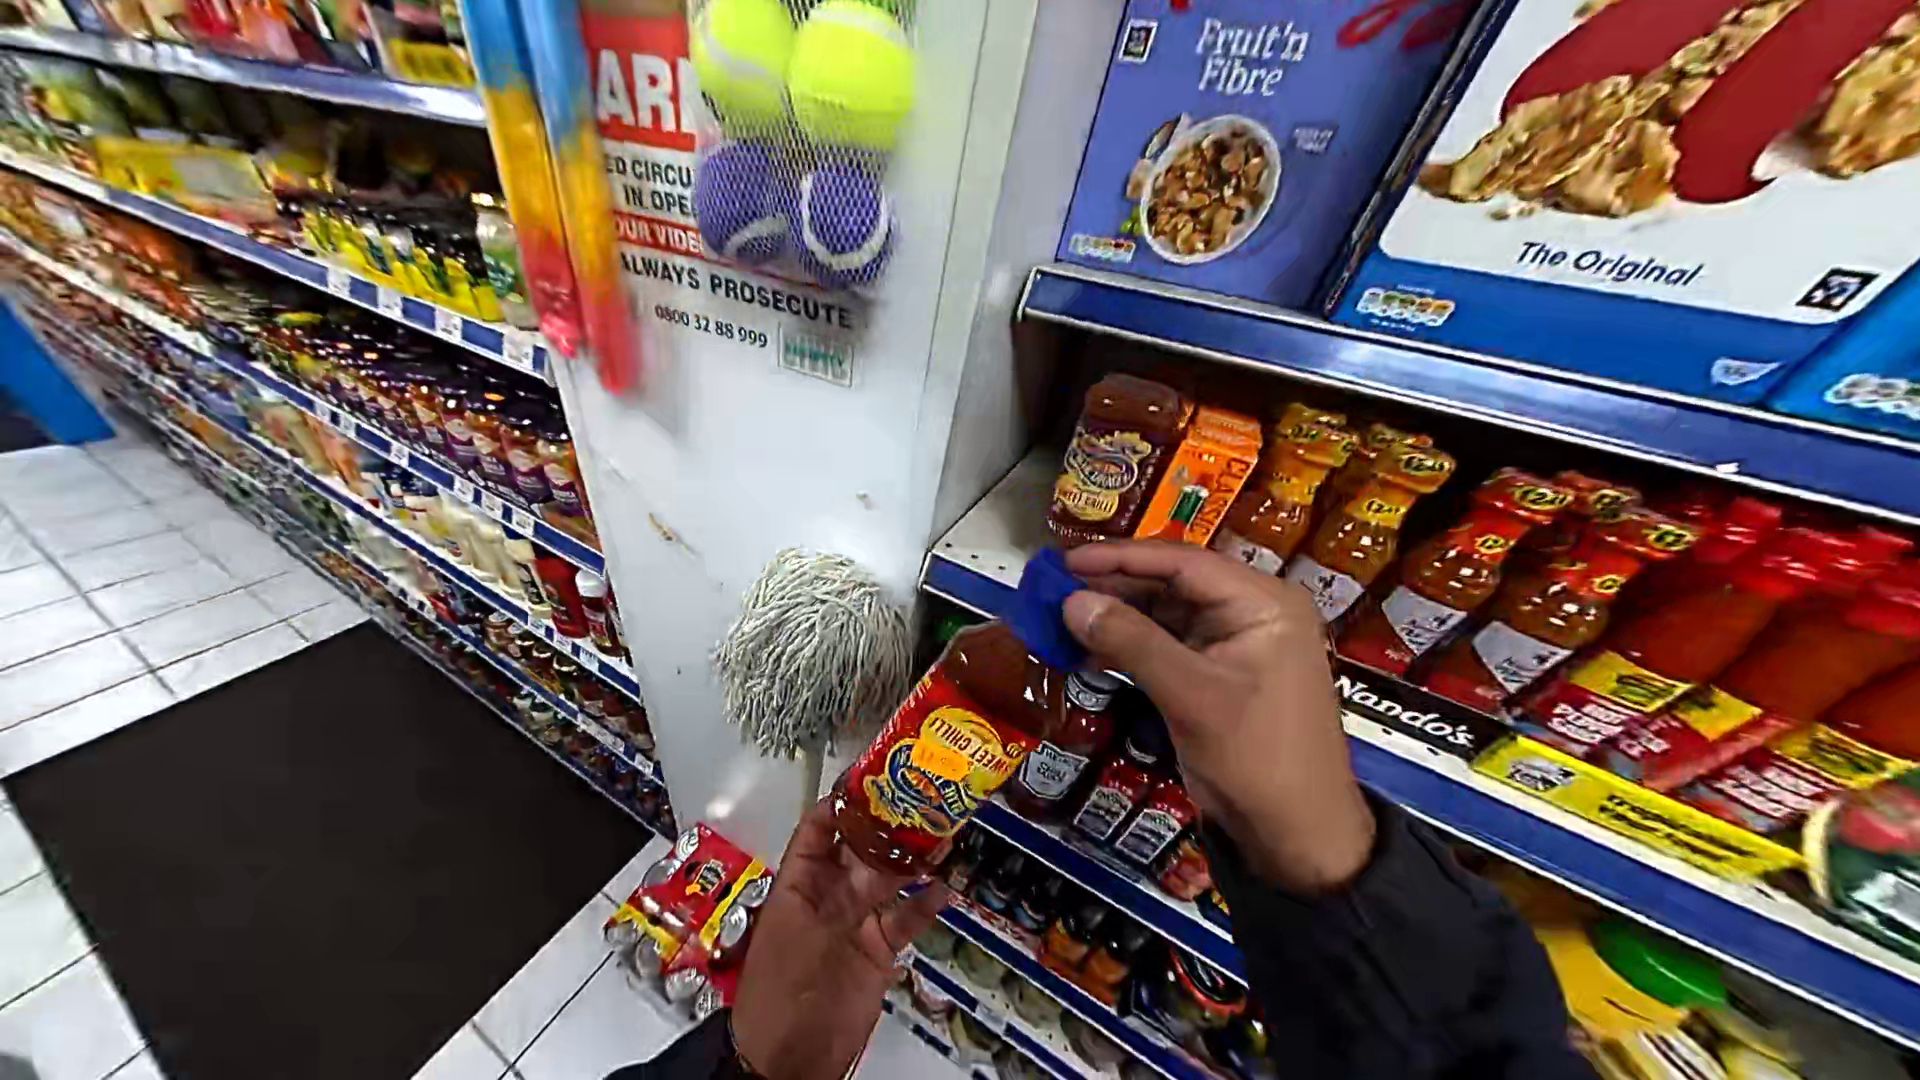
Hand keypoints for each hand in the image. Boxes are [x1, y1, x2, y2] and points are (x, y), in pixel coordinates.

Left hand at [731, 799, 950, 1079]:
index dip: (843, 801)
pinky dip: (924, 904)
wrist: (790, 1062)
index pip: (820, 827)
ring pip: (887, 877)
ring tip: (940, 833)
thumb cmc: (784, 992)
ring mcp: (857, 918)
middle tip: (919, 797)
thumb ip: (846, 895)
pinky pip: (905, 918)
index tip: (873, 776)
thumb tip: (877, 858)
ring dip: (911, 858)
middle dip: (886, 823)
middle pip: (860, 846)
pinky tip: (943, 888)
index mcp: (802, 881)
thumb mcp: (807, 934)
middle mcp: (831, 891)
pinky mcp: (878, 946)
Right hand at [1063, 541, 1374, 893]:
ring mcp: (1230, 640)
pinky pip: (1162, 642)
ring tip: (1061, 615)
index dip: (1121, 557)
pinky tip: (1085, 648)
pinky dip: (1125, 644)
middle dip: (1112, 586)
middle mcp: (1247, 610)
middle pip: (1169, 583)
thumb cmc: (1256, 757)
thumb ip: (1130, 641)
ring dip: (1114, 615)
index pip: (1182, 561)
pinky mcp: (1212, 669)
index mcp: (1261, 602)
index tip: (1068, 560)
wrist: (1295, 837)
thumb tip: (1070, 601)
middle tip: (1055, 588)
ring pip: (1161, 612)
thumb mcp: (1191, 694)